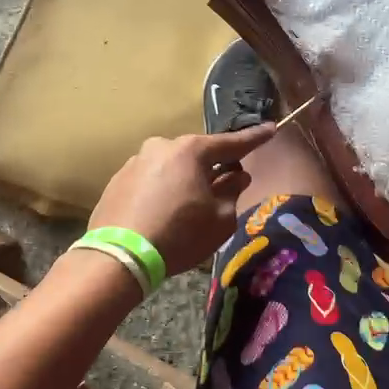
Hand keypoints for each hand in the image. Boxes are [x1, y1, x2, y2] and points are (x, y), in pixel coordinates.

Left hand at [90, 126, 275, 275]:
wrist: (119, 258)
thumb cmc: (179, 235)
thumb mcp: (220, 219)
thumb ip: (232, 193)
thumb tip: (236, 177)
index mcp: (190, 151)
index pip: (231, 143)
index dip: (254, 138)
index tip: (271, 130)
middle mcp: (161, 147)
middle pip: (197, 155)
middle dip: (213, 167)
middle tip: (224, 187)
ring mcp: (135, 162)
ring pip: (171, 168)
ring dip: (184, 181)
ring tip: (187, 209)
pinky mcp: (116, 182)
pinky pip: (149, 182)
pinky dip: (161, 192)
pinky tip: (162, 215)